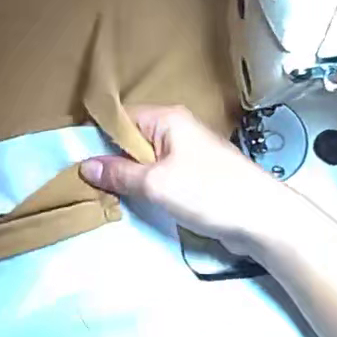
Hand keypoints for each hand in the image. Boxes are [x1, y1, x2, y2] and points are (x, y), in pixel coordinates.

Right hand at [79, 105, 314, 255]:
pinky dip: (146, 189)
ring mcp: (187, 155)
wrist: (261, 218)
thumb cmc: (208, 192)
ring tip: (105, 196)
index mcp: (166, 119)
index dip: (96, 138)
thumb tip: (85, 166)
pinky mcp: (194, 178)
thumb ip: (119, 174)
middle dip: (110, 161)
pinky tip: (133, 204)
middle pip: (131, 140)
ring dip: (128, 179)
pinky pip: (160, 178)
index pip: (120, 118)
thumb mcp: (156, 183)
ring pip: (145, 162)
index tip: (75, 162)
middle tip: (86, 185)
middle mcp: (176, 130)